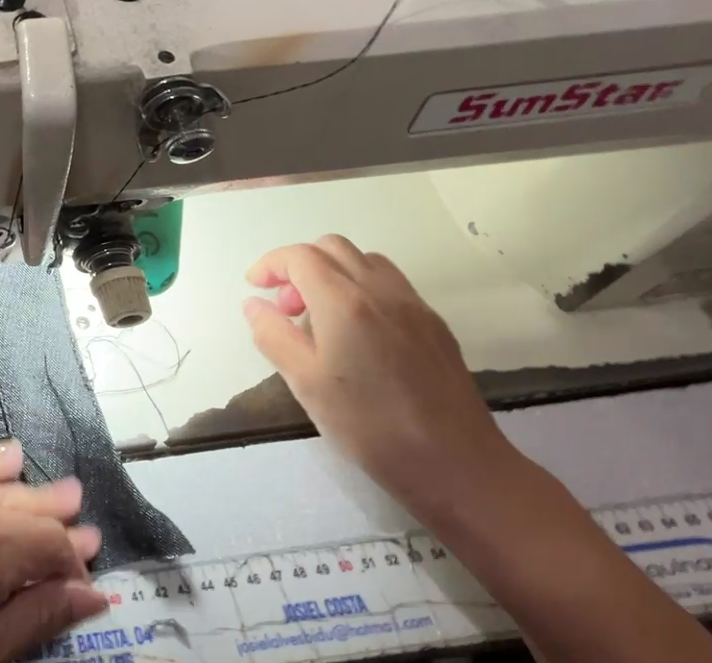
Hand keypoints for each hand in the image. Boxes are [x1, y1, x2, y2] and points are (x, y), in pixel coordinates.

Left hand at [0, 442, 107, 662]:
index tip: (88, 580)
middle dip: (55, 516)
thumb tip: (91, 594)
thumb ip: (38, 616)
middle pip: (22, 504)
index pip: (47, 543)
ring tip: (60, 488)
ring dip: (25, 487)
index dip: (72, 562)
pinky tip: (2, 459)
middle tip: (85, 517)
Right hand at [241, 236, 519, 519]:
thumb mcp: (305, 384)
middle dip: (300, 265)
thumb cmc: (369, 426)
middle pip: (333, 248)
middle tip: (287, 305)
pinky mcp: (434, 325)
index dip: (271, 265)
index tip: (255, 288)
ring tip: (321, 316)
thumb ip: (274, 336)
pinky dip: (361, 288)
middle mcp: (381, 291)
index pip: (300, 257)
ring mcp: (414, 306)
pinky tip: (357, 332)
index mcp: (344, 303)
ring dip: (333, 272)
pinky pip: (390, 284)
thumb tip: (255, 305)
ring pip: (365, 261)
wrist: (456, 464)